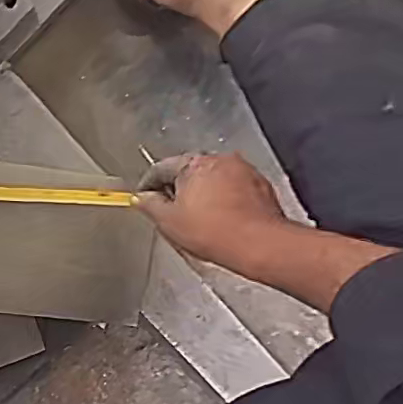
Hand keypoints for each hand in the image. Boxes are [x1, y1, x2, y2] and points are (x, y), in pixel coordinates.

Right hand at [134, 151, 296, 272]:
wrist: (257, 244)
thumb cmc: (214, 231)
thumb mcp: (167, 221)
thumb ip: (150, 205)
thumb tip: (142, 198)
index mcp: (193, 164)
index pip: (161, 168)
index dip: (148, 185)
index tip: (144, 197)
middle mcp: (220, 160)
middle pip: (189, 171)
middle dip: (178, 189)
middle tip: (170, 212)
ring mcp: (243, 171)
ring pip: (213, 179)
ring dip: (202, 195)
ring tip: (197, 221)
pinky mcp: (260, 186)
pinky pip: (233, 189)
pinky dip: (223, 201)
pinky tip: (218, 221)